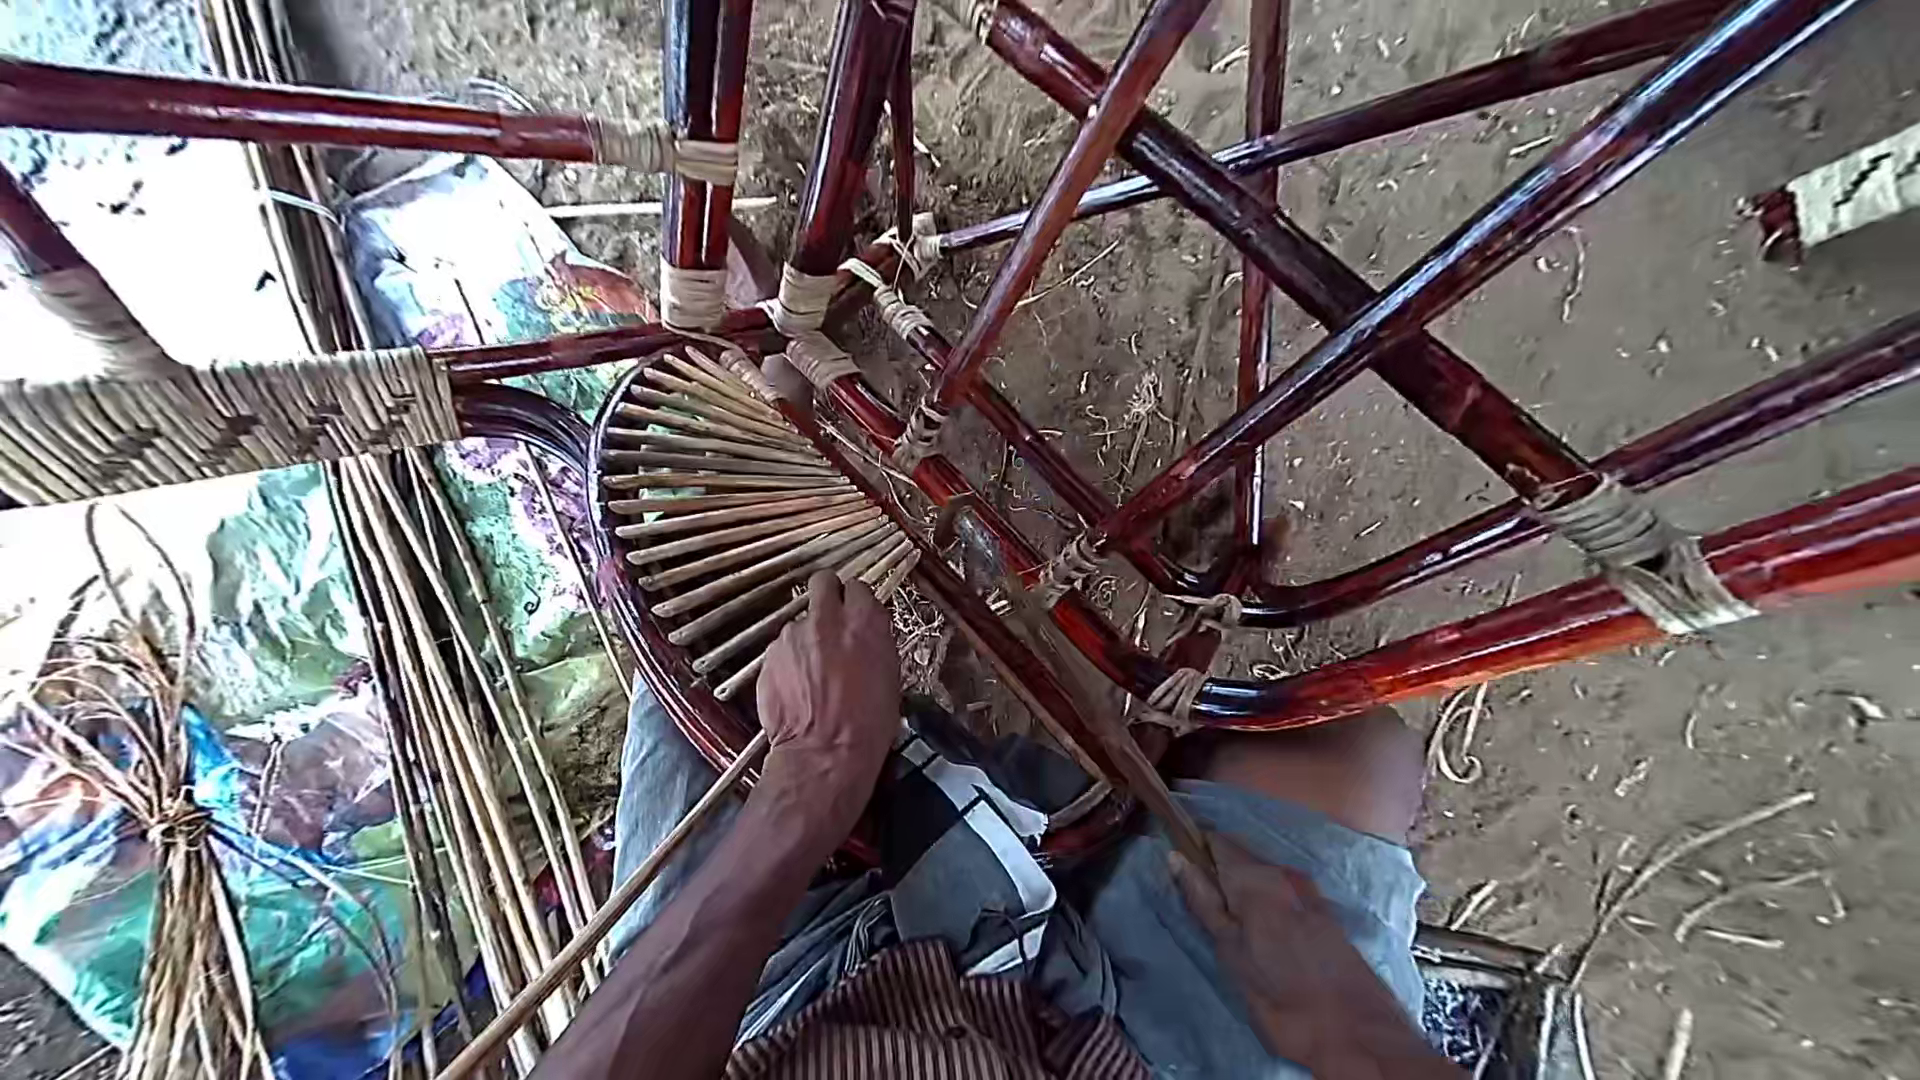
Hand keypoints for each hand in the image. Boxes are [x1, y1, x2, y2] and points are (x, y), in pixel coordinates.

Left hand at [755, 570, 900, 826]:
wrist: (824, 753)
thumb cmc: (869, 721)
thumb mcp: (889, 672)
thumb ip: (873, 640)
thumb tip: (864, 633)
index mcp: (865, 622)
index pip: (858, 587)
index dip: (855, 600)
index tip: (855, 613)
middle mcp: (828, 619)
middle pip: (823, 581)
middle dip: (826, 594)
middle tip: (830, 619)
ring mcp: (795, 635)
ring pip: (800, 621)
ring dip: (807, 637)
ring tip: (813, 671)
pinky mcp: (770, 655)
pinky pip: (782, 649)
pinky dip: (789, 662)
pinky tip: (797, 687)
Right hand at [1171, 835, 1458, 1077]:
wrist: (1362, 1038)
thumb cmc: (1283, 997)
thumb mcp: (1230, 952)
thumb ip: (1202, 900)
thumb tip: (1175, 857)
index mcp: (1254, 876)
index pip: (1214, 839)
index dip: (1195, 851)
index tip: (1186, 877)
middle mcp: (1282, 872)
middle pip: (1239, 856)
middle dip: (1220, 875)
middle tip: (1210, 915)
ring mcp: (1309, 891)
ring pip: (1262, 876)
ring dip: (1246, 892)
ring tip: (1239, 933)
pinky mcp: (1326, 913)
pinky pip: (1284, 893)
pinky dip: (1270, 905)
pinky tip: (1269, 940)